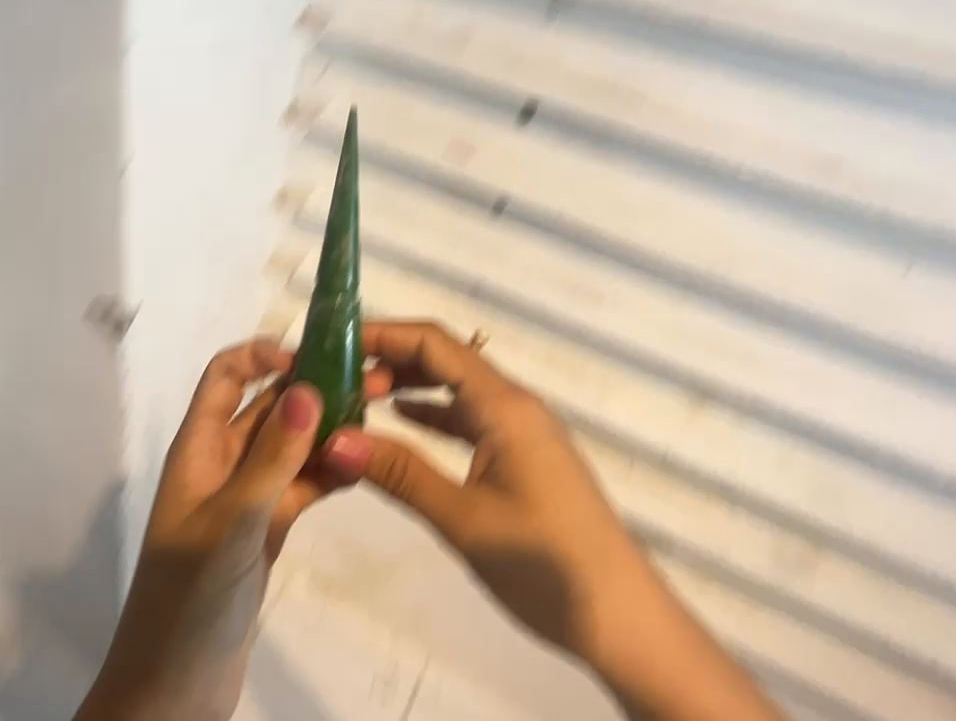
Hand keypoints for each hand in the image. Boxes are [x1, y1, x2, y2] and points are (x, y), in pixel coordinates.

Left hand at [76, 339, 386, 720]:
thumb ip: (272, 457)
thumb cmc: (189, 595)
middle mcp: (221, 463)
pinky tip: (360, 464)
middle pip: (266, 407)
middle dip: (311, 389)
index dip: (262, 355)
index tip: (314, 357)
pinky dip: (326, 473)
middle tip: (372, 379)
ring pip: (288, 447)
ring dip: (325, 430)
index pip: (225, 376)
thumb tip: (307, 387)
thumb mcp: (232, 522)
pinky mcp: (267, 530)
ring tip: (376, 416)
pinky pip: (300, 486)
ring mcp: (246, 498)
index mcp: (199, 449)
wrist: (175, 686)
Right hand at [322, 321, 639, 660]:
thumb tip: (332, 441)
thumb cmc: (544, 564)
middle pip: (444, 359)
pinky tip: (402, 423)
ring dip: (409, 386)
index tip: (332, 343)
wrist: (623, 620)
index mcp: (504, 406)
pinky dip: (432, 414)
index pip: (435, 344)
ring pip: (457, 389)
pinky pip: (470, 419)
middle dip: (389, 360)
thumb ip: (399, 474)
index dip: (383, 335)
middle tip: (335, 378)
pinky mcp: (524, 458)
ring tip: (357, 398)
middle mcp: (515, 405)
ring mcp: (523, 432)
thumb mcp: (463, 519)